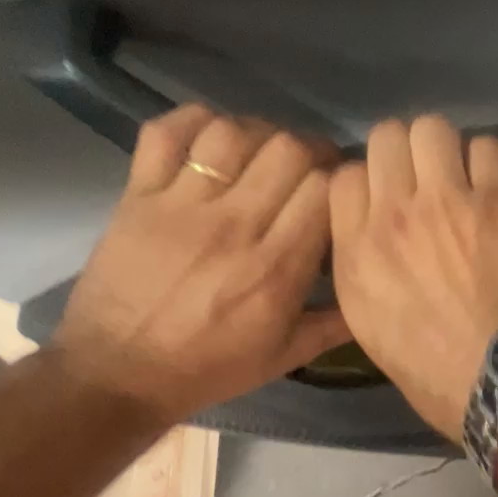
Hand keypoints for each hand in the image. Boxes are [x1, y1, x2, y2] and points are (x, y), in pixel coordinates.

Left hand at [51, 105, 351, 421]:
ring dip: (259, 134)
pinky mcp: (137, 196)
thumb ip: (339, 320)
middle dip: (311, 151)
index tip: (343, 192)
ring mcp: (181, 207)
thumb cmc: (210, 367)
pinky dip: (193, 122)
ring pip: (233, 133)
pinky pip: (165, 134)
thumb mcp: (288, 355)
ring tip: (263, 153)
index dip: (343, 180)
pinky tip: (213, 137)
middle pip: (288, 150)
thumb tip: (381, 285)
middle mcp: (234, 228)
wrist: (116, 374)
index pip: (326, 191)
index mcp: (276, 269)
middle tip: (311, 168)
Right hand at [328, 115, 497, 439]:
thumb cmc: (440, 374)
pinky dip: (490, 163)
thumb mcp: (373, 328)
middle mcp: (393, 217)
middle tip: (431, 180)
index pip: (341, 178)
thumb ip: (367, 270)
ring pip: (432, 129)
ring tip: (465, 180)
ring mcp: (448, 203)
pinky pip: (488, 147)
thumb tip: (379, 239)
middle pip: (385, 139)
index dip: (369, 181)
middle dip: (406, 154)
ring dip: (447, 149)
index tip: (392, 199)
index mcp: (355, 255)